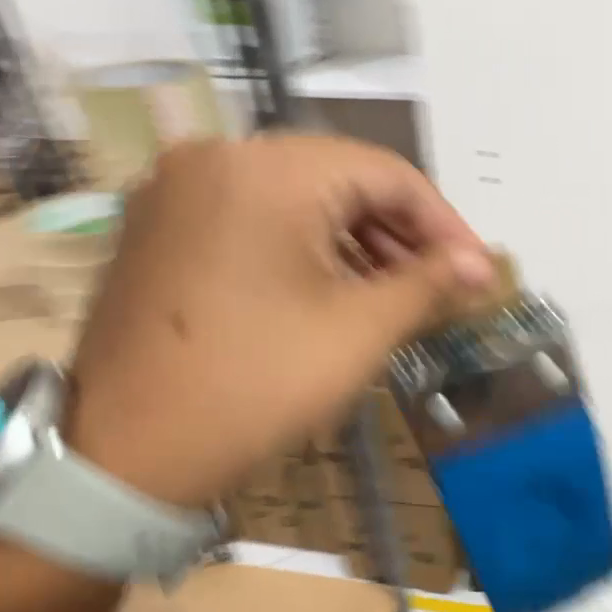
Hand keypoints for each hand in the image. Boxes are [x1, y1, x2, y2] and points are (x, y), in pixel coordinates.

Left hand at [67, 134, 493, 506]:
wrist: (127, 453)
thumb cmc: (256, 387)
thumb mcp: (358, 333)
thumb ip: (429, 286)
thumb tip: (484, 267)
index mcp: (267, 169)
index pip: (385, 173)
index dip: (445, 223)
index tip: (478, 273)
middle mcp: (214, 158)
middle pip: (337, 180)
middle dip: (400, 236)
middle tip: (444, 290)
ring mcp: (175, 192)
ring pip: (293, 201)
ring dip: (355, 245)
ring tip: (397, 299)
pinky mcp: (156, 231)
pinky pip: (250, 222)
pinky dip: (302, 252)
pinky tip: (332, 296)